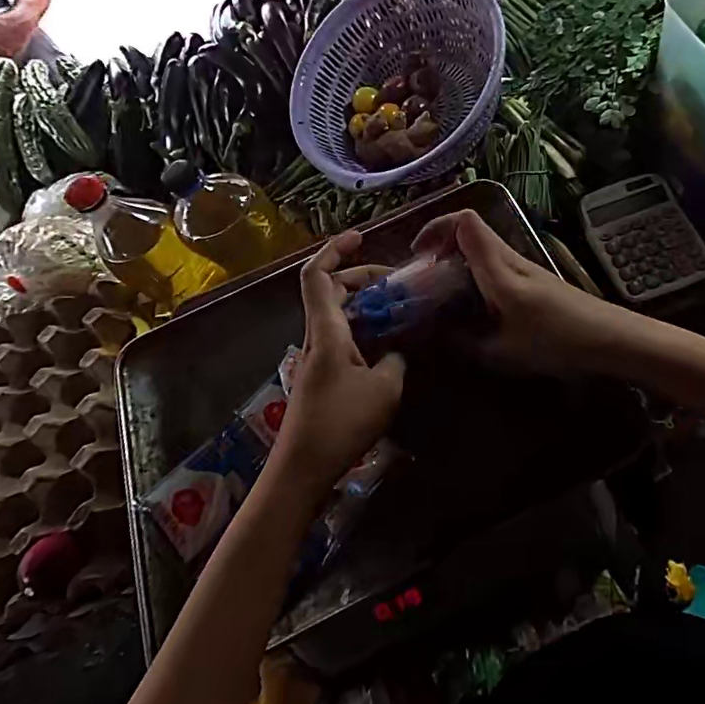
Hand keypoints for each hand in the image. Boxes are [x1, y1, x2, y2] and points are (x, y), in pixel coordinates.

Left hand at [270, 232, 405, 493]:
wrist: (302, 467)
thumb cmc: (341, 423)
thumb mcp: (385, 388)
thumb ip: (397, 357)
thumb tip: (401, 346)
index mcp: (326, 331)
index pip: (317, 275)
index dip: (335, 249)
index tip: (360, 236)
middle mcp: (317, 336)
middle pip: (329, 290)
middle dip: (360, 276)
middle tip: (395, 282)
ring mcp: (317, 355)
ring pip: (336, 313)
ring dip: (363, 303)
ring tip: (398, 307)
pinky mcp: (322, 373)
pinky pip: (341, 335)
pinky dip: (362, 326)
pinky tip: (388, 340)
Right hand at [411, 210, 627, 376]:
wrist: (610, 338)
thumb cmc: (556, 340)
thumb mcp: (504, 352)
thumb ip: (466, 343)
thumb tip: (437, 336)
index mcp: (499, 267)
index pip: (465, 221)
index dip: (436, 228)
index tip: (418, 255)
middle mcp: (510, 259)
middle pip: (470, 233)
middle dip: (441, 249)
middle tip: (425, 283)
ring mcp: (525, 267)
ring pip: (483, 251)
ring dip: (459, 265)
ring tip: (444, 299)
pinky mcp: (534, 280)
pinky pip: (496, 267)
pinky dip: (477, 278)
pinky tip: (477, 309)